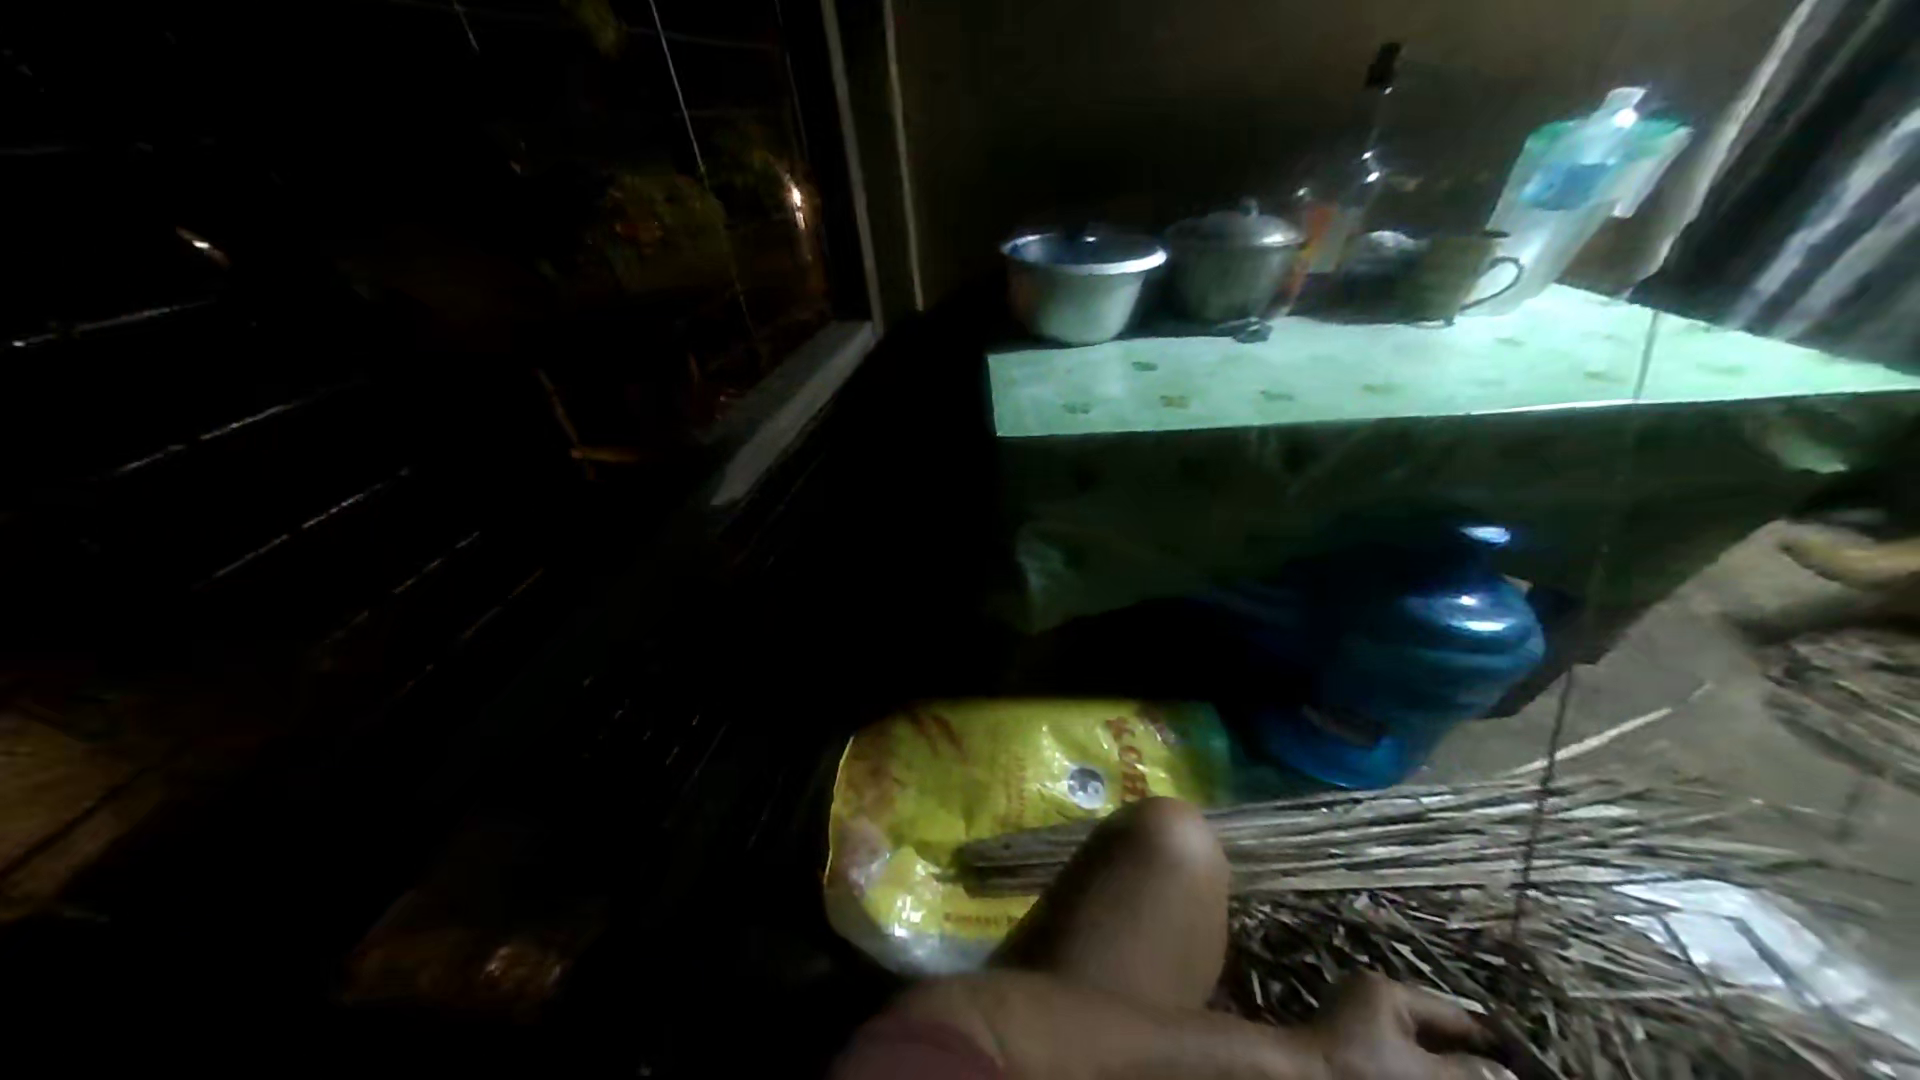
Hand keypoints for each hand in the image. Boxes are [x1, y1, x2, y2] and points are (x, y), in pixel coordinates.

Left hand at [1308, 972, 1513, 1079]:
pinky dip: (1418, 1063)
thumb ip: (1466, 1073)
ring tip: (1471, 1077)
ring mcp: (1360, 1011)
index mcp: (1390, 991)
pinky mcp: (1352, 1033)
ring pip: (1417, 1037)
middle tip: (1498, 1079)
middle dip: (1466, 1054)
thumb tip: (1507, 1075)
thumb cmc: (1363, 1072)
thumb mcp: (1420, 1076)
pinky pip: (1397, 1045)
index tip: (1523, 1068)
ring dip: (1443, 1061)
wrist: (1302, 1077)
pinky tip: (1435, 1076)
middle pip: (1435, 1024)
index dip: (1490, 1044)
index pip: (1454, 1014)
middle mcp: (1374, 992)